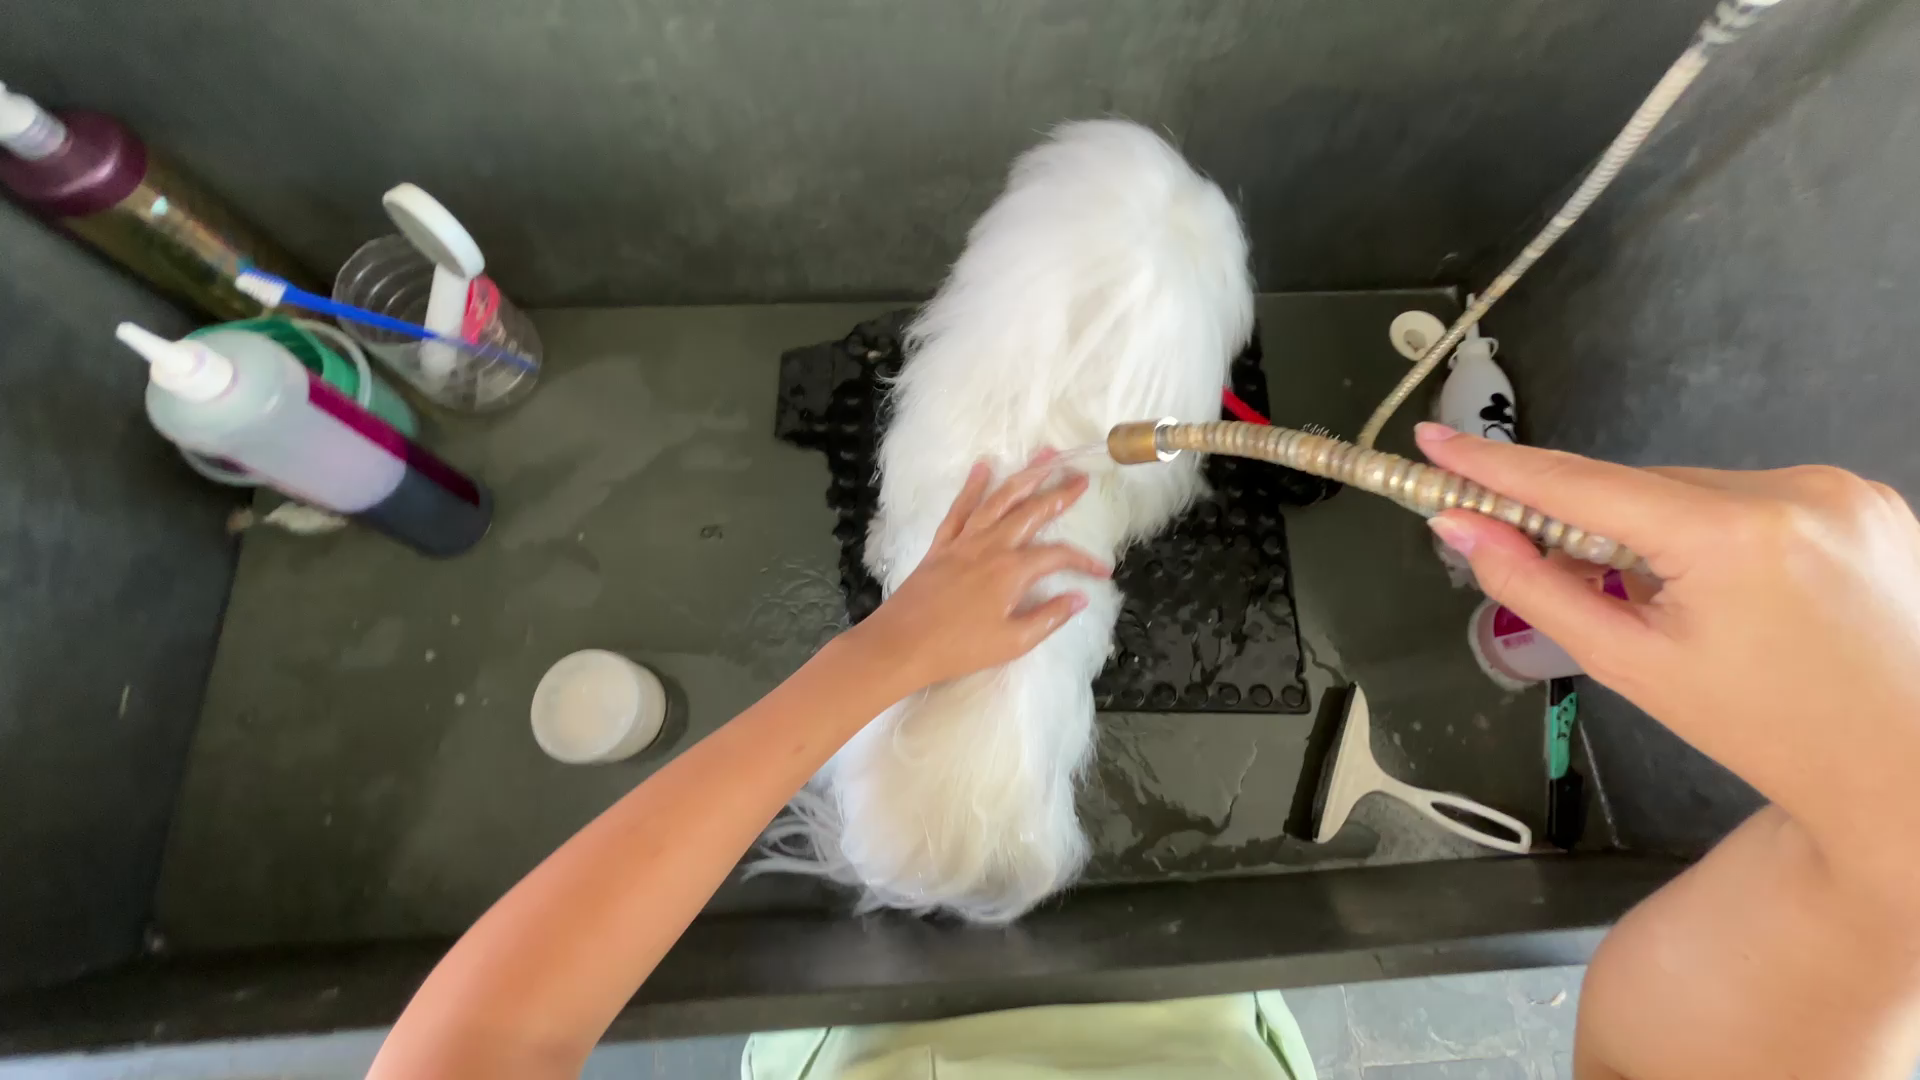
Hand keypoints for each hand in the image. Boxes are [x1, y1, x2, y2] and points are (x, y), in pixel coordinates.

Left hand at [846, 453, 1111, 691]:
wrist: (902, 644)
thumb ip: (1049, 617)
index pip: (1058, 556)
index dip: (1084, 561)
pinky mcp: (941, 544)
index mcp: (1012, 570)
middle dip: (1059, 492)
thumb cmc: (960, 648)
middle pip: (1031, 511)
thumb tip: (1080, 598)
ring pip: (998, 499)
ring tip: (1044, 454)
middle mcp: (991, 546)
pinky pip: (960, 508)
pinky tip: (982, 466)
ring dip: (1023, 475)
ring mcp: (964, 541)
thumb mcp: (1013, 642)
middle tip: (1080, 475)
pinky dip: (972, 486)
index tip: (1103, 572)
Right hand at [1416, 422, 1919, 865]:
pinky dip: (1689, 531)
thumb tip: (1457, 527)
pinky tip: (1707, 587)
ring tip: (1650, 601)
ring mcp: (1837, 490)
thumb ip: (1528, 584)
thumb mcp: (1624, 660)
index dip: (1491, 462)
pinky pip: (1730, 499)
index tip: (1431, 439)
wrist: (1919, 776)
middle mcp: (1791, 489)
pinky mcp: (1859, 501)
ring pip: (1677, 492)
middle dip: (1572, 520)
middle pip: (1628, 488)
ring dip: (1634, 529)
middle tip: (1539, 566)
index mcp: (1731, 533)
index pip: (1575, 482)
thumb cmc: (1761, 727)